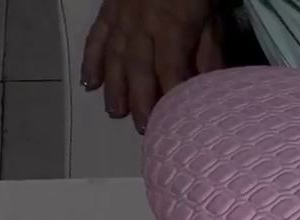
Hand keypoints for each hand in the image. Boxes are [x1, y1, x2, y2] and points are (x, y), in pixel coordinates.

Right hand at [81, 0, 222, 132]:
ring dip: (113, 86)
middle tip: (141, 128)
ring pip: (113, 55)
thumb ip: (209, 54)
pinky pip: (96, 36)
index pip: (170, 70)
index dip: (171, 96)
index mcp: (169, 28)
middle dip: (139, 99)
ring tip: (115, 113)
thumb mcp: (211, 24)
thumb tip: (210, 88)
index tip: (172, 121)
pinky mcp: (108, 10)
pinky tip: (88, 81)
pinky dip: (91, 59)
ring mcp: (119, 16)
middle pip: (138, 68)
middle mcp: (139, 24)